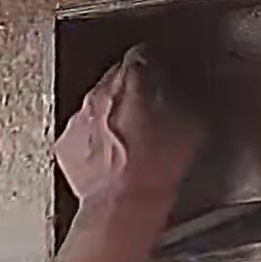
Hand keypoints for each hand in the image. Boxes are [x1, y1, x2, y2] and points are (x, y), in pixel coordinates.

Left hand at [55, 46, 201, 214]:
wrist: (123, 206)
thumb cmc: (156, 169)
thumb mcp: (190, 126)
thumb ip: (187, 99)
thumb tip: (194, 90)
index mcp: (130, 84)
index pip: (138, 55)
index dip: (151, 59)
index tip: (158, 65)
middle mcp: (99, 96)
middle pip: (114, 76)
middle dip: (131, 86)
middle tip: (149, 101)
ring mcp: (79, 120)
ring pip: (97, 103)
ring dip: (112, 111)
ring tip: (131, 132)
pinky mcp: (66, 144)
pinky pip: (82, 129)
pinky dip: (95, 134)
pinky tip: (113, 150)